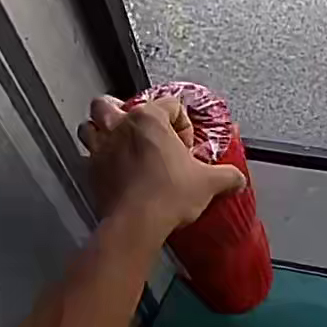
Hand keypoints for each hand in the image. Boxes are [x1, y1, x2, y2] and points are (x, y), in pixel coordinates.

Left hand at [75, 94, 245, 238]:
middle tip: (144, 133)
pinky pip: (89, 156)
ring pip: (91, 124)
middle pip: (114, 104)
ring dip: (102, 130)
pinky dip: (99, 160)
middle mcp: (121, 126)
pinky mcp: (92, 171)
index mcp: (150, 119)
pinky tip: (115, 172)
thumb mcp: (210, 183)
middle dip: (127, 114)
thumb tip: (237, 179)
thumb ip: (228, 176)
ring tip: (120, 144)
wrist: (138, 222)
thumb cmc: (169, 195)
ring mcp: (102, 147)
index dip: (184, 126)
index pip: (170, 105)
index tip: (187, 148)